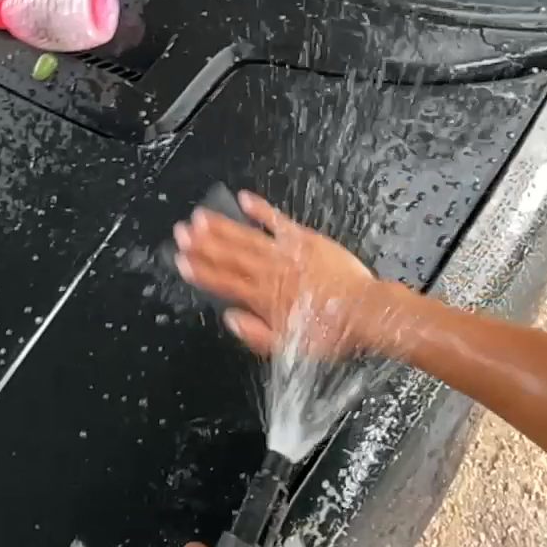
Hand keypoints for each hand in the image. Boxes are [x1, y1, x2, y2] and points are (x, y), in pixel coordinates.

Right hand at [173, 192, 402, 357]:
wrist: (365, 313)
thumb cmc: (331, 334)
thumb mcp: (290, 347)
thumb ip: (256, 334)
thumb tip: (230, 318)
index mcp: (265, 299)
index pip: (225, 282)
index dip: (201, 271)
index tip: (181, 260)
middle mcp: (271, 273)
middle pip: (230, 256)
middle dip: (203, 244)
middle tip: (181, 232)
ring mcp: (287, 253)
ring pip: (247, 237)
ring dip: (223, 227)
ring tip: (200, 216)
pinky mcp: (305, 239)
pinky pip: (278, 221)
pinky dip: (261, 210)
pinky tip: (244, 199)